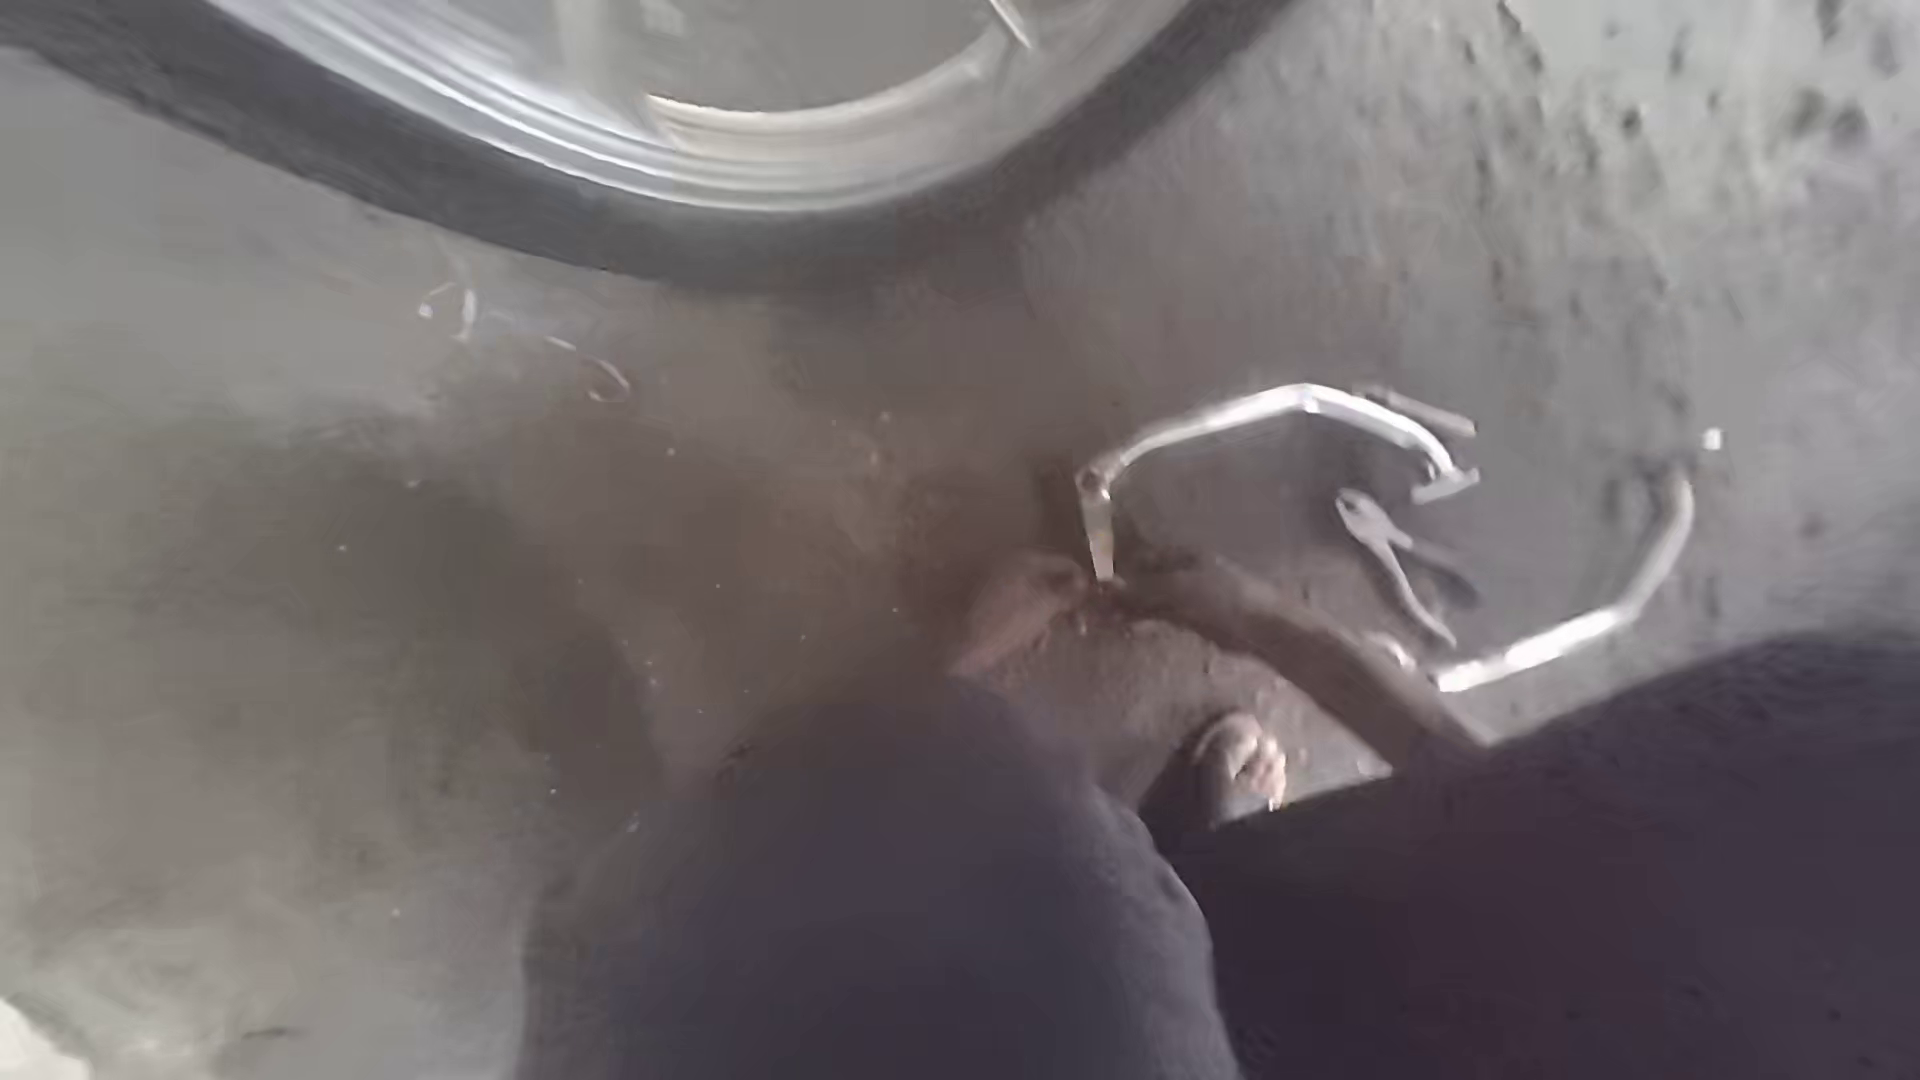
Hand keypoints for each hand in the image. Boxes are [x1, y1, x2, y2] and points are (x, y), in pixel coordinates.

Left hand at [947, 551, 1089, 677]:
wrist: (958, 646)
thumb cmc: (1005, 624)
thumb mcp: (1042, 608)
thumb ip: (1066, 592)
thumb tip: (1087, 580)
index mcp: (1024, 560)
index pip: (1064, 563)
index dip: (1082, 583)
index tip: (1095, 605)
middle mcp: (1009, 564)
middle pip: (1048, 579)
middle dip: (1063, 605)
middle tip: (1078, 628)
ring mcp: (996, 582)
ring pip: (1033, 595)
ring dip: (1045, 618)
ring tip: (1044, 643)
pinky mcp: (986, 602)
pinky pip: (1016, 606)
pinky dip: (1027, 622)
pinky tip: (1029, 645)